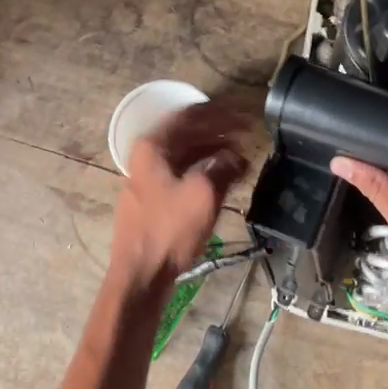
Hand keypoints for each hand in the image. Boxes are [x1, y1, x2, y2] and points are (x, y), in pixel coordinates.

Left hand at [110, 102, 249, 294]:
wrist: (140, 275)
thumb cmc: (169, 230)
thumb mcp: (203, 194)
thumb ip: (224, 167)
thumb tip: (238, 157)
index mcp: (153, 146)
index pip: (190, 115)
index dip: (221, 113)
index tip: (245, 117)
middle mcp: (146, 156)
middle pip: (187, 133)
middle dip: (219, 132)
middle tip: (247, 134)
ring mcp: (147, 178)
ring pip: (186, 154)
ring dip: (213, 152)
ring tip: (241, 156)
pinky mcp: (154, 199)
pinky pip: (182, 173)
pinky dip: (204, 170)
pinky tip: (224, 177)